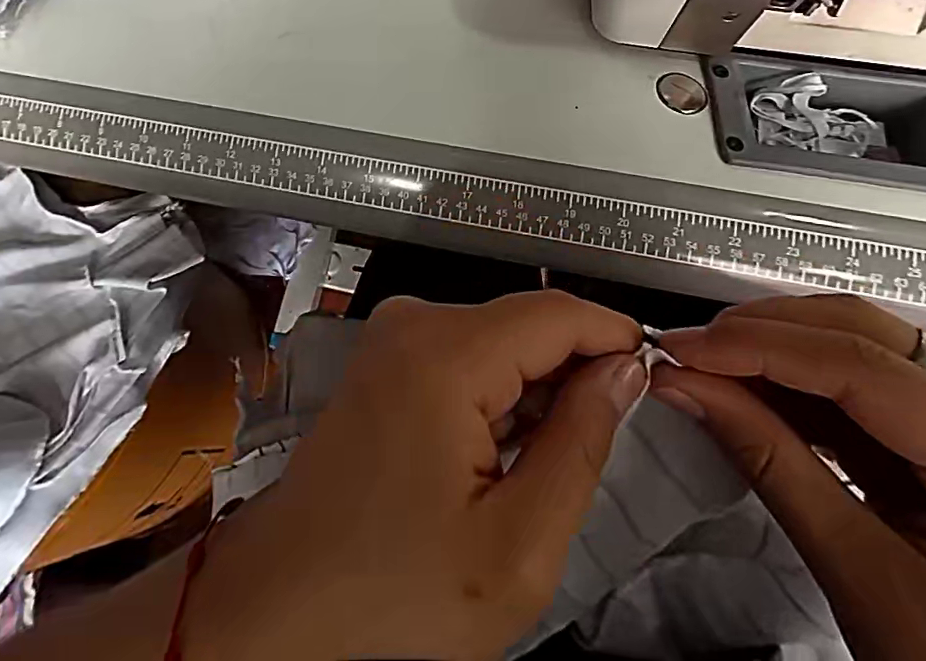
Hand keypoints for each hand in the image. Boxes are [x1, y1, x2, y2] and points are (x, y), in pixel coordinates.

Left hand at [178, 291, 646, 660]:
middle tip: (595, 448)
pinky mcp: (384, 359)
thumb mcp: (517, 544)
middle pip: (529, 322)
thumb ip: (582, 443)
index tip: (650, 381)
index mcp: (446, 353)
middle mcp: (415, 323)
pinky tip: (497, 454)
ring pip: (501, 339)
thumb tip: (621, 373)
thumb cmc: (390, 596)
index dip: (615, 339)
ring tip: (540, 466)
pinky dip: (498, 393)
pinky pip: (465, 355)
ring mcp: (392, 337)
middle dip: (575, 372)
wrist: (275, 612)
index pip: (560, 313)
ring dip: (536, 389)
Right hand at [651, 295, 925, 660]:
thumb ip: (779, 472)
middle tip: (695, 349)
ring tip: (717, 367)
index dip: (766, 346)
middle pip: (885, 344)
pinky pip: (891, 408)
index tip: (689, 348)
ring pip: (885, 362)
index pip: (876, 371)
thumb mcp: (875, 594)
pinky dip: (819, 397)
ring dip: (791, 357)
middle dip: (776, 334)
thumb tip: (697, 391)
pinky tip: (766, 396)